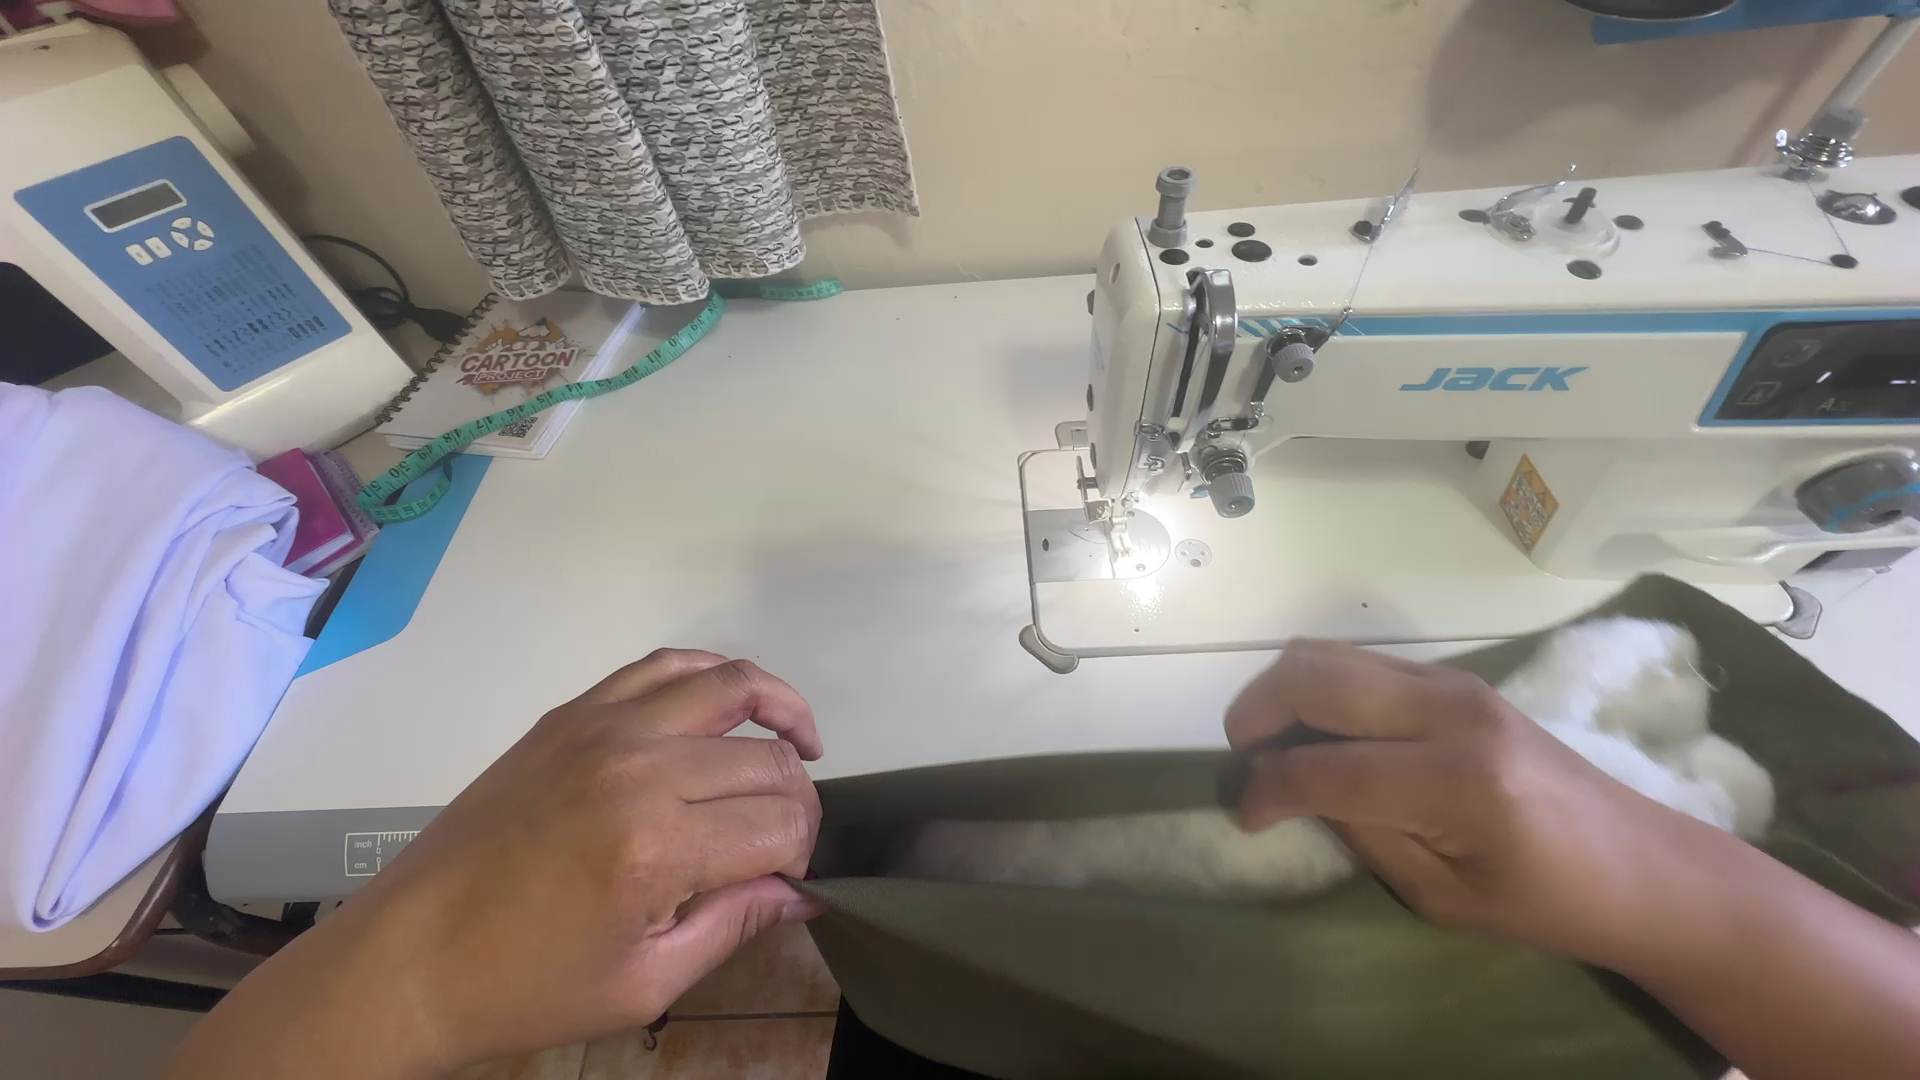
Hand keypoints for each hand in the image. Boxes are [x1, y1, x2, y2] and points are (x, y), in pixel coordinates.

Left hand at [168, 649, 825, 1078]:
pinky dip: (715, 675)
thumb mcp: (645, 983)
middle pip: (769, 758)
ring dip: (782, 709)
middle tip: (789, 834)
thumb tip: (807, 893)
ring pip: (732, 684)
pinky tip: (730, 704)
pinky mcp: (576, 711)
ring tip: (800, 742)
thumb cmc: (526, 986)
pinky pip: (666, 665)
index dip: (804, 851)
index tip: (791, 877)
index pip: (782, 824)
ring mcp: (606, 726)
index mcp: (658, 847)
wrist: (405, 959)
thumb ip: (739, 923)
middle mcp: (641, 768)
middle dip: (799, 798)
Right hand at [1224, 639, 1701, 969]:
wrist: (1647, 865)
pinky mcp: (1448, 675)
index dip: (1264, 790)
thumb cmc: (1547, 902)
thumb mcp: (1437, 893)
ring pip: (1321, 654)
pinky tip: (1317, 729)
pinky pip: (1351, 660)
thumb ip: (1354, 829)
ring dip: (1278, 693)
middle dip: (1254, 714)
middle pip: (1309, 678)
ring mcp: (1449, 681)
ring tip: (1272, 741)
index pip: (1322, 768)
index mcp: (1457, 781)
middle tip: (1245, 759)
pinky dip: (1312, 687)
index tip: (1243, 814)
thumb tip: (1284, 788)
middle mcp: (1449, 711)